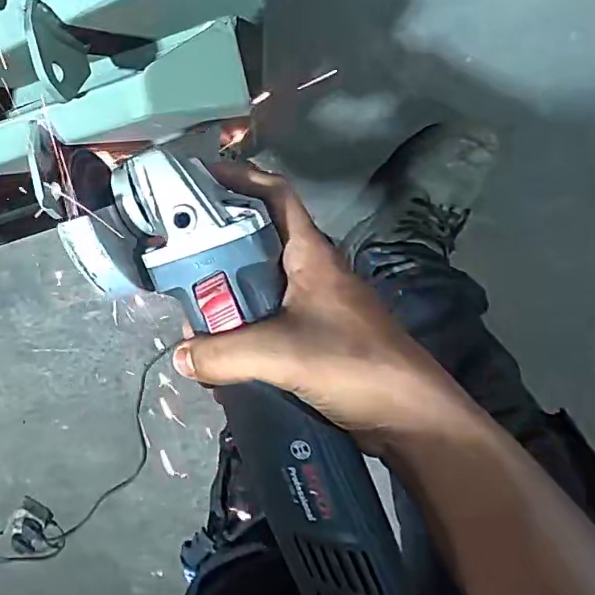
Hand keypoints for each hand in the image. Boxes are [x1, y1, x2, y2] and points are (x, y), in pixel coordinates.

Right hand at [171, 162, 477, 454]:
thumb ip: (225, 354)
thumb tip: (181, 357)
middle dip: (219, 246)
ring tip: (194, 312)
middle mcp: (311, 272)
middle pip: (259, 241)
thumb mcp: (282, 354)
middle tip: (181, 257)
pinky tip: (223, 351)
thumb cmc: (353, 364)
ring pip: (260, 285)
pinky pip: (269, 321)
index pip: (277, 196)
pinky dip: (243, 329)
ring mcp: (315, 305)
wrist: (413, 418)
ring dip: (227, 296)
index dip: (242, 177)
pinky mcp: (316, 338)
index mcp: (310, 254)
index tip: (203, 176)